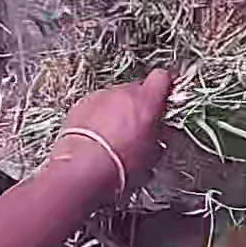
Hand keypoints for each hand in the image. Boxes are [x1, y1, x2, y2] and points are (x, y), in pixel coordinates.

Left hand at [55, 69, 173, 191]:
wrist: (84, 169)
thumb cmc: (119, 163)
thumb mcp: (151, 155)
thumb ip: (157, 138)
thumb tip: (157, 141)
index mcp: (147, 100)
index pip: (162, 78)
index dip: (165, 85)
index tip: (164, 95)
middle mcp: (124, 93)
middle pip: (136, 89)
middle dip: (138, 105)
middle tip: (138, 128)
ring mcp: (100, 97)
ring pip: (113, 98)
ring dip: (116, 112)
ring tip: (114, 137)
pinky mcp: (80, 105)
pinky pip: (94, 106)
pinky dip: (96, 117)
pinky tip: (96, 138)